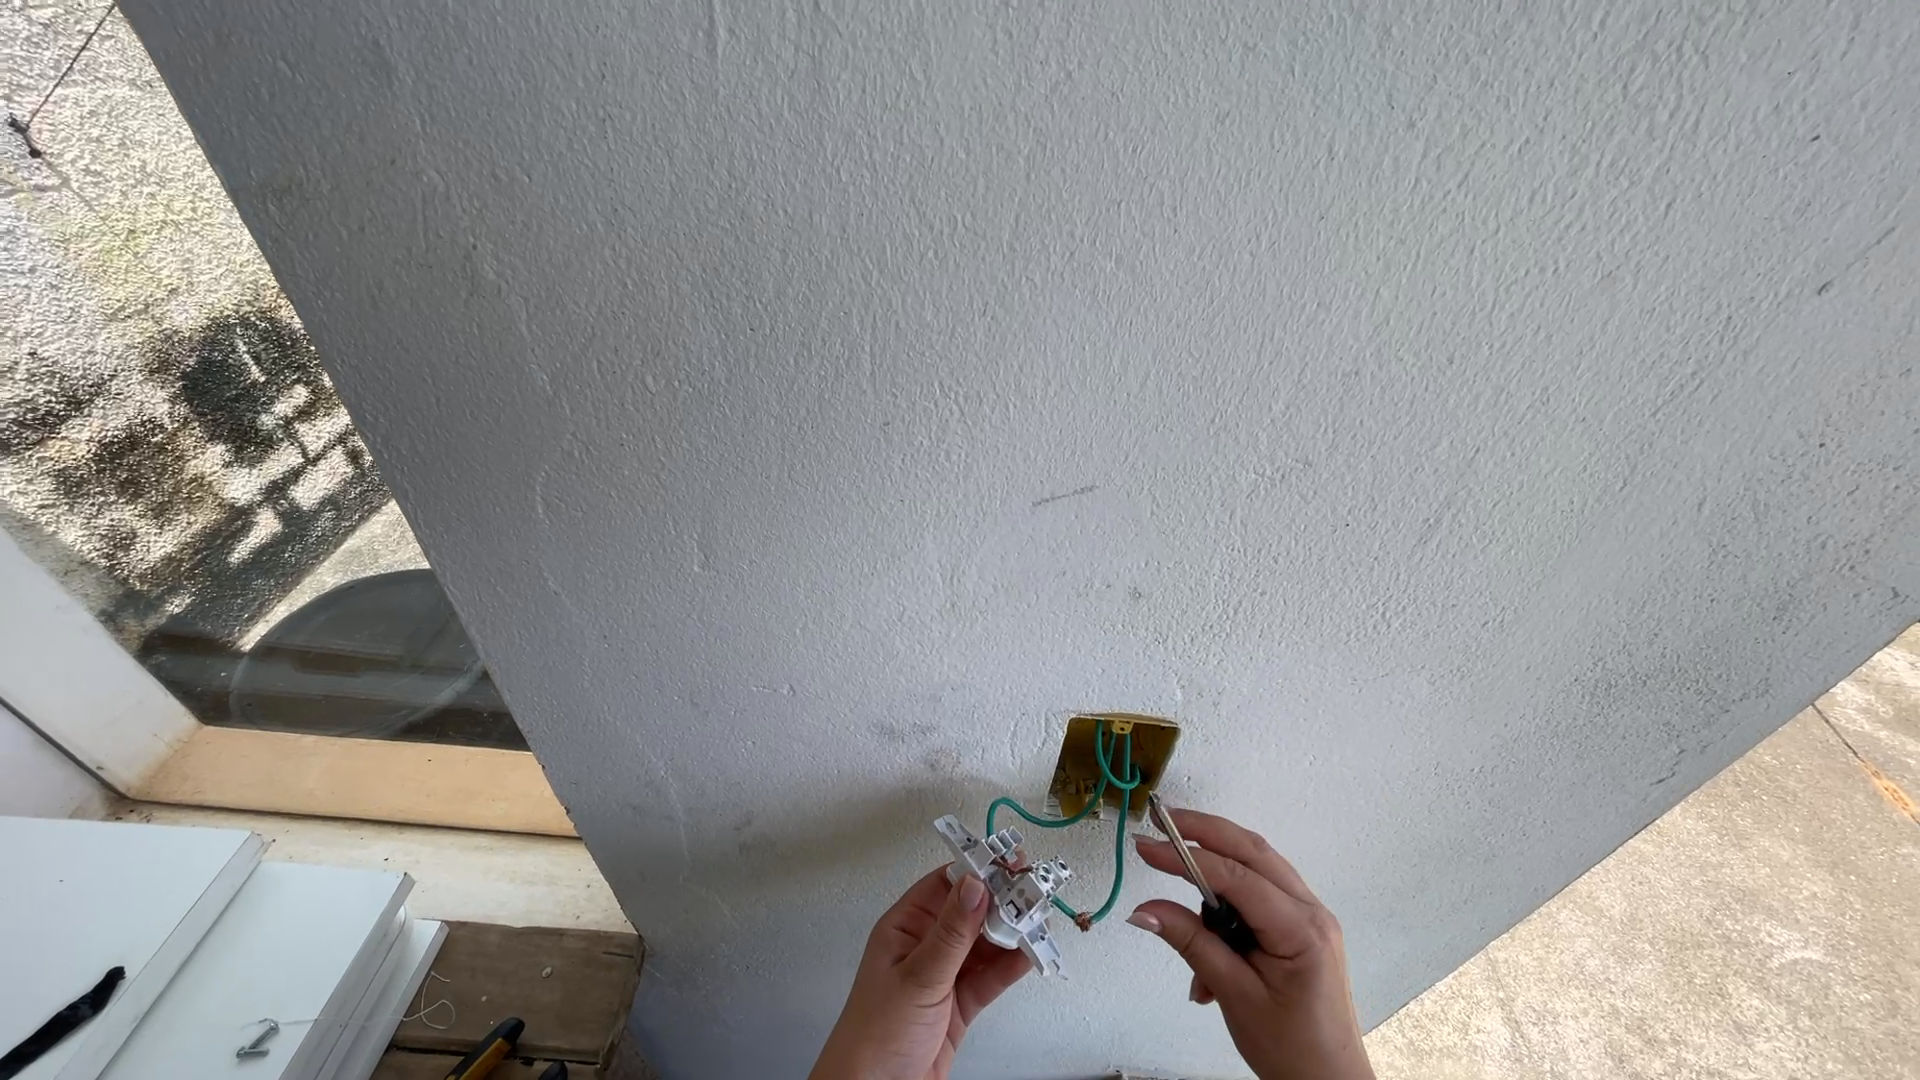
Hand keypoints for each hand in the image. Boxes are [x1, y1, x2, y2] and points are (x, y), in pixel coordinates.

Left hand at [809, 867, 1033, 1079]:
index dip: (975, 870)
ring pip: (984, 942)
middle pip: (969, 911)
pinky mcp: (961, 1003)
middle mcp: (925, 945)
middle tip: (1032, 889)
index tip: (1006, 861)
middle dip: (1001, 900)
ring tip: (1038, 919)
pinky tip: (1029, 952)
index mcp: (905, 926)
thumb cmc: (875, 1035)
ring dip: (1011, 931)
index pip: (944, 885)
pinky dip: (1011, 965)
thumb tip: (974, 884)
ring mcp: (945, 974)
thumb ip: (951, 933)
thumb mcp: (918, 976)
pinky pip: (990, 976)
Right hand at [1129, 810, 1374, 1079]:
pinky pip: (1257, 887)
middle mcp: (1311, 911)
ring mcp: (1309, 915)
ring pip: (1255, 862)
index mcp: (1302, 930)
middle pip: (1250, 850)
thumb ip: (1190, 943)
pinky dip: (1225, 889)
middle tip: (1160, 820)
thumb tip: (1144, 910)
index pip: (1235, 875)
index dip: (1186, 856)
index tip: (1147, 847)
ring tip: (1172, 861)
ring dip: (1213, 858)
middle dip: (1202, 830)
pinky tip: (1203, 919)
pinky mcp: (1299, 924)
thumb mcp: (1235, 995)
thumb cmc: (1292, 1049)